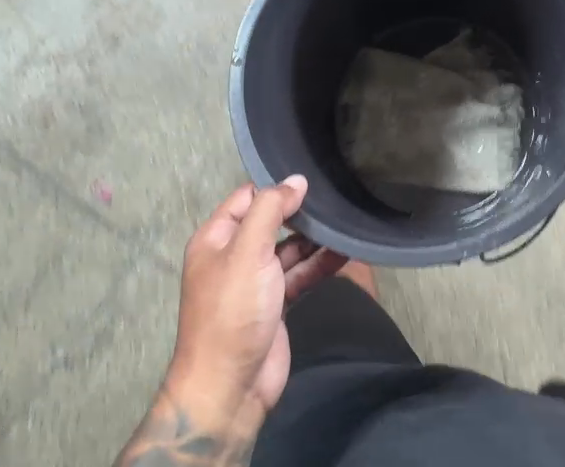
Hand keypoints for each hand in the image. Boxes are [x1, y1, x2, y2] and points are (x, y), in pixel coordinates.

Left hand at [161, 178, 348, 432]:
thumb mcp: (248, 251)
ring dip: (316, 239)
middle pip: (271, 222)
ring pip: (290, 250)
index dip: (276, 187)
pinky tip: (348, 252)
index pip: (247, 197)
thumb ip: (271, 210)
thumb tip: (297, 180)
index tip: (312, 179)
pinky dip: (321, 264)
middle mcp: (234, 256)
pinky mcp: (276, 304)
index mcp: (216, 239)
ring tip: (348, 221)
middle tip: (336, 197)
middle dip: (301, 212)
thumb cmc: (232, 311)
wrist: (230, 386)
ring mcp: (256, 282)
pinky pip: (301, 275)